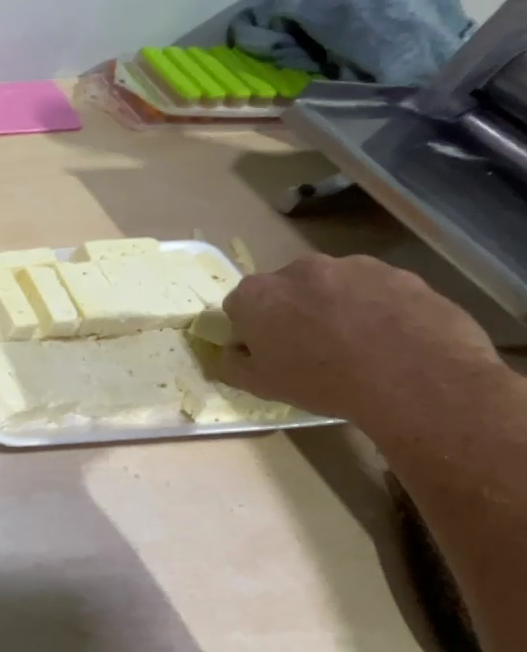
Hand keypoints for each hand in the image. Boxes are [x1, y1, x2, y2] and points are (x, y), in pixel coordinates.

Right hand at [219, 254, 501, 427]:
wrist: (419, 380)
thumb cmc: (324, 383)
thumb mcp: (260, 385)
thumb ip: (232, 362)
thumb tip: (235, 349)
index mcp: (256, 294)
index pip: (239, 306)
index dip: (252, 329)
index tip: (270, 350)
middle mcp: (298, 270)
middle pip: (286, 290)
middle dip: (293, 311)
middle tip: (312, 346)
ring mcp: (353, 267)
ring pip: (332, 286)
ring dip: (335, 306)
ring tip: (357, 342)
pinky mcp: (400, 273)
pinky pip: (375, 289)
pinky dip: (376, 307)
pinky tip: (390, 337)